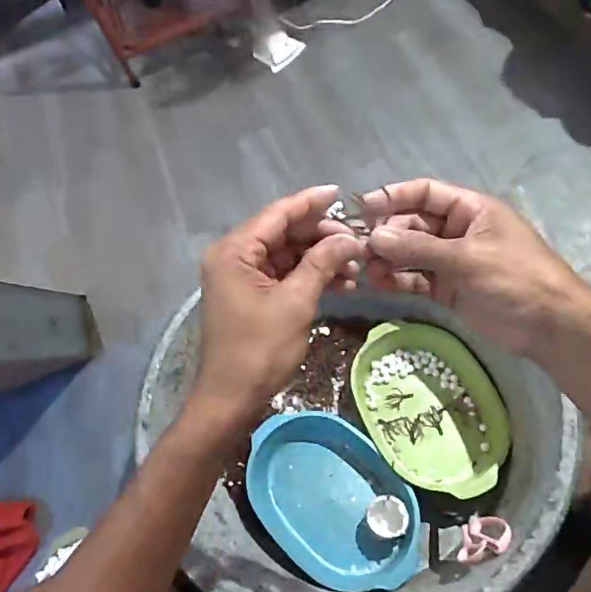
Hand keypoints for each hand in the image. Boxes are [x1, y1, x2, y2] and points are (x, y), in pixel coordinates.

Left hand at [193, 185, 363, 420]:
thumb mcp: (295, 302)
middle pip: (282, 233)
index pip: (277, 214)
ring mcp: (239, 278)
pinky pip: (282, 277)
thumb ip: (322, 263)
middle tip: (358, 241)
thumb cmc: (259, 349)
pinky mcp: (249, 297)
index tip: (343, 194)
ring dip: (319, 259)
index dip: (311, 203)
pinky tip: (341, 283)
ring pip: (285, 256)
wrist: (232, 397)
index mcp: (234, 252)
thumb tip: (351, 239)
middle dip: (321, 236)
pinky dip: (308, 278)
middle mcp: (232, 257)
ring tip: (356, 266)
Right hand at [358, 178, 590, 355]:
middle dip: (387, 234)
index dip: (394, 196)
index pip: (426, 193)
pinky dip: (398, 280)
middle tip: (359, 249)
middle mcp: (459, 231)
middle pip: (413, 224)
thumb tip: (374, 237)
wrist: (548, 325)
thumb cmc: (515, 279)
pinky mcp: (448, 288)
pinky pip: (416, 278)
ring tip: (365, 269)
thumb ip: (419, 248)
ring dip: (388, 259)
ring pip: (411, 253)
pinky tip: (378, 284)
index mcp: (471, 210)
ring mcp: (452, 261)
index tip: (363, 209)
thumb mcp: (467, 258)